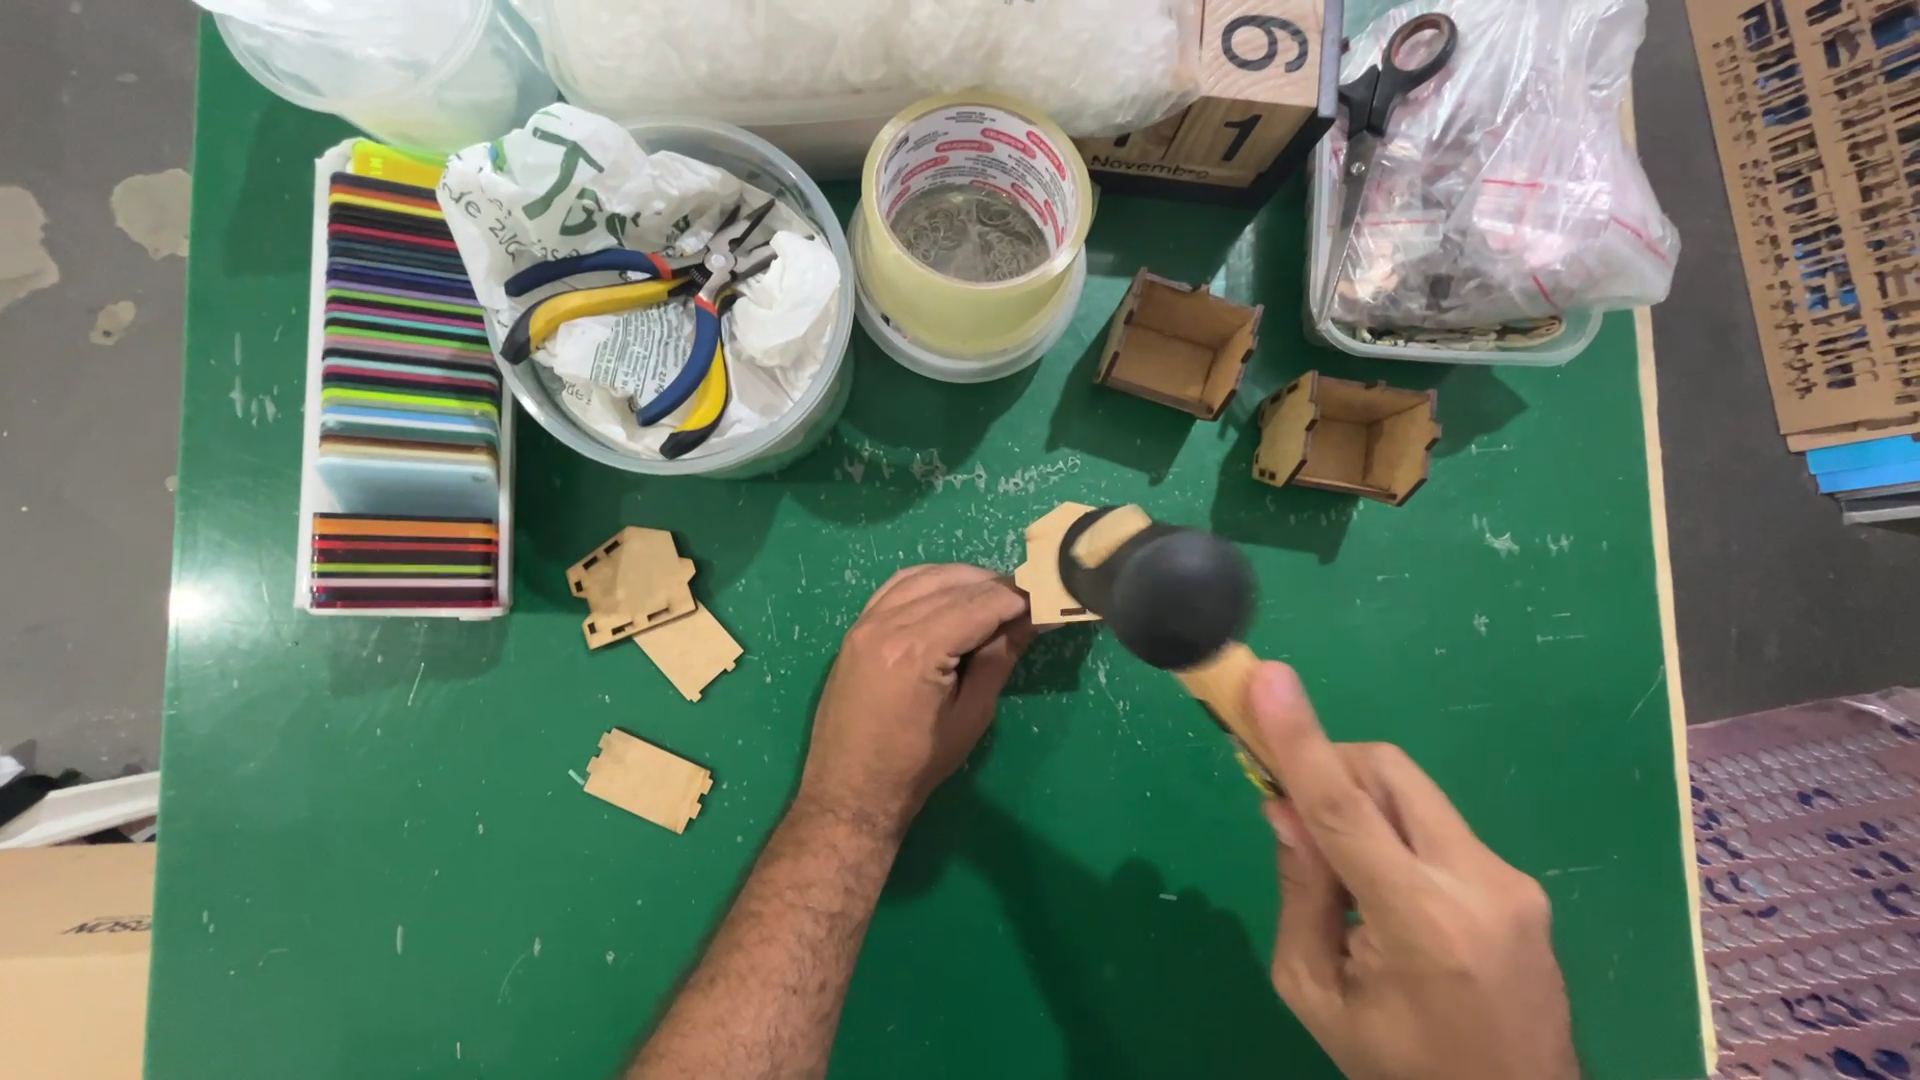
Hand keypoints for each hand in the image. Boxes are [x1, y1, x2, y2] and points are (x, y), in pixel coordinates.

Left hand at [796, 565, 1033, 837]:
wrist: (851, 790)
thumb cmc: (917, 765)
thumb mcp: (971, 715)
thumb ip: (1000, 658)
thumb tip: (1031, 620)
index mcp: (917, 651)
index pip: (980, 604)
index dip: (1017, 598)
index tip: (1045, 599)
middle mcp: (888, 624)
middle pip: (953, 584)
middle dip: (995, 586)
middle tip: (1027, 600)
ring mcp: (865, 623)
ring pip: (924, 576)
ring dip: (963, 579)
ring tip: (994, 596)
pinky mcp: (855, 628)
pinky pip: (896, 586)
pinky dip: (928, 581)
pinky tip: (950, 592)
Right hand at [1249, 662, 1579, 1079]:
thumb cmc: (1397, 1067)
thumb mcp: (1316, 992)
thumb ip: (1299, 890)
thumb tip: (1286, 809)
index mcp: (1423, 925)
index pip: (1344, 810)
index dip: (1300, 741)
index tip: (1269, 681)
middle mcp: (1480, 887)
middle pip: (1388, 775)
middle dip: (1331, 767)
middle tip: (1294, 804)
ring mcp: (1512, 883)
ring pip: (1413, 794)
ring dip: (1361, 802)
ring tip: (1344, 866)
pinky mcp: (1522, 886)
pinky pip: (1436, 825)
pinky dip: (1393, 831)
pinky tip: (1386, 887)